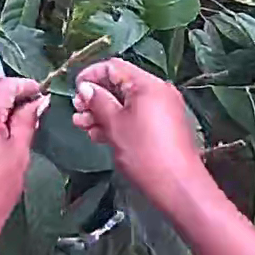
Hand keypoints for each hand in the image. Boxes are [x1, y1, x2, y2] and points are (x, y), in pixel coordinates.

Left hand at [0, 77, 46, 239]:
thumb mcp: (18, 152)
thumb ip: (27, 120)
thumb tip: (38, 101)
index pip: (4, 85)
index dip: (25, 85)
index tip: (41, 92)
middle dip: (14, 97)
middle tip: (35, 109)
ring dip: (2, 110)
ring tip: (21, 125)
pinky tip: (3, 136)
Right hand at [71, 59, 216, 219]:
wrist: (179, 187)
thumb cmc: (145, 153)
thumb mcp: (115, 125)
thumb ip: (98, 102)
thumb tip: (85, 87)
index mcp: (147, 83)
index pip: (114, 67)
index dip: (91, 75)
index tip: (75, 89)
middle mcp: (157, 90)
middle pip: (120, 84)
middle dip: (96, 97)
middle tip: (77, 111)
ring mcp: (162, 108)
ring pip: (127, 102)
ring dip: (104, 111)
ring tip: (83, 126)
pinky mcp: (164, 125)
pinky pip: (137, 114)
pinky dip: (119, 121)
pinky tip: (100, 134)